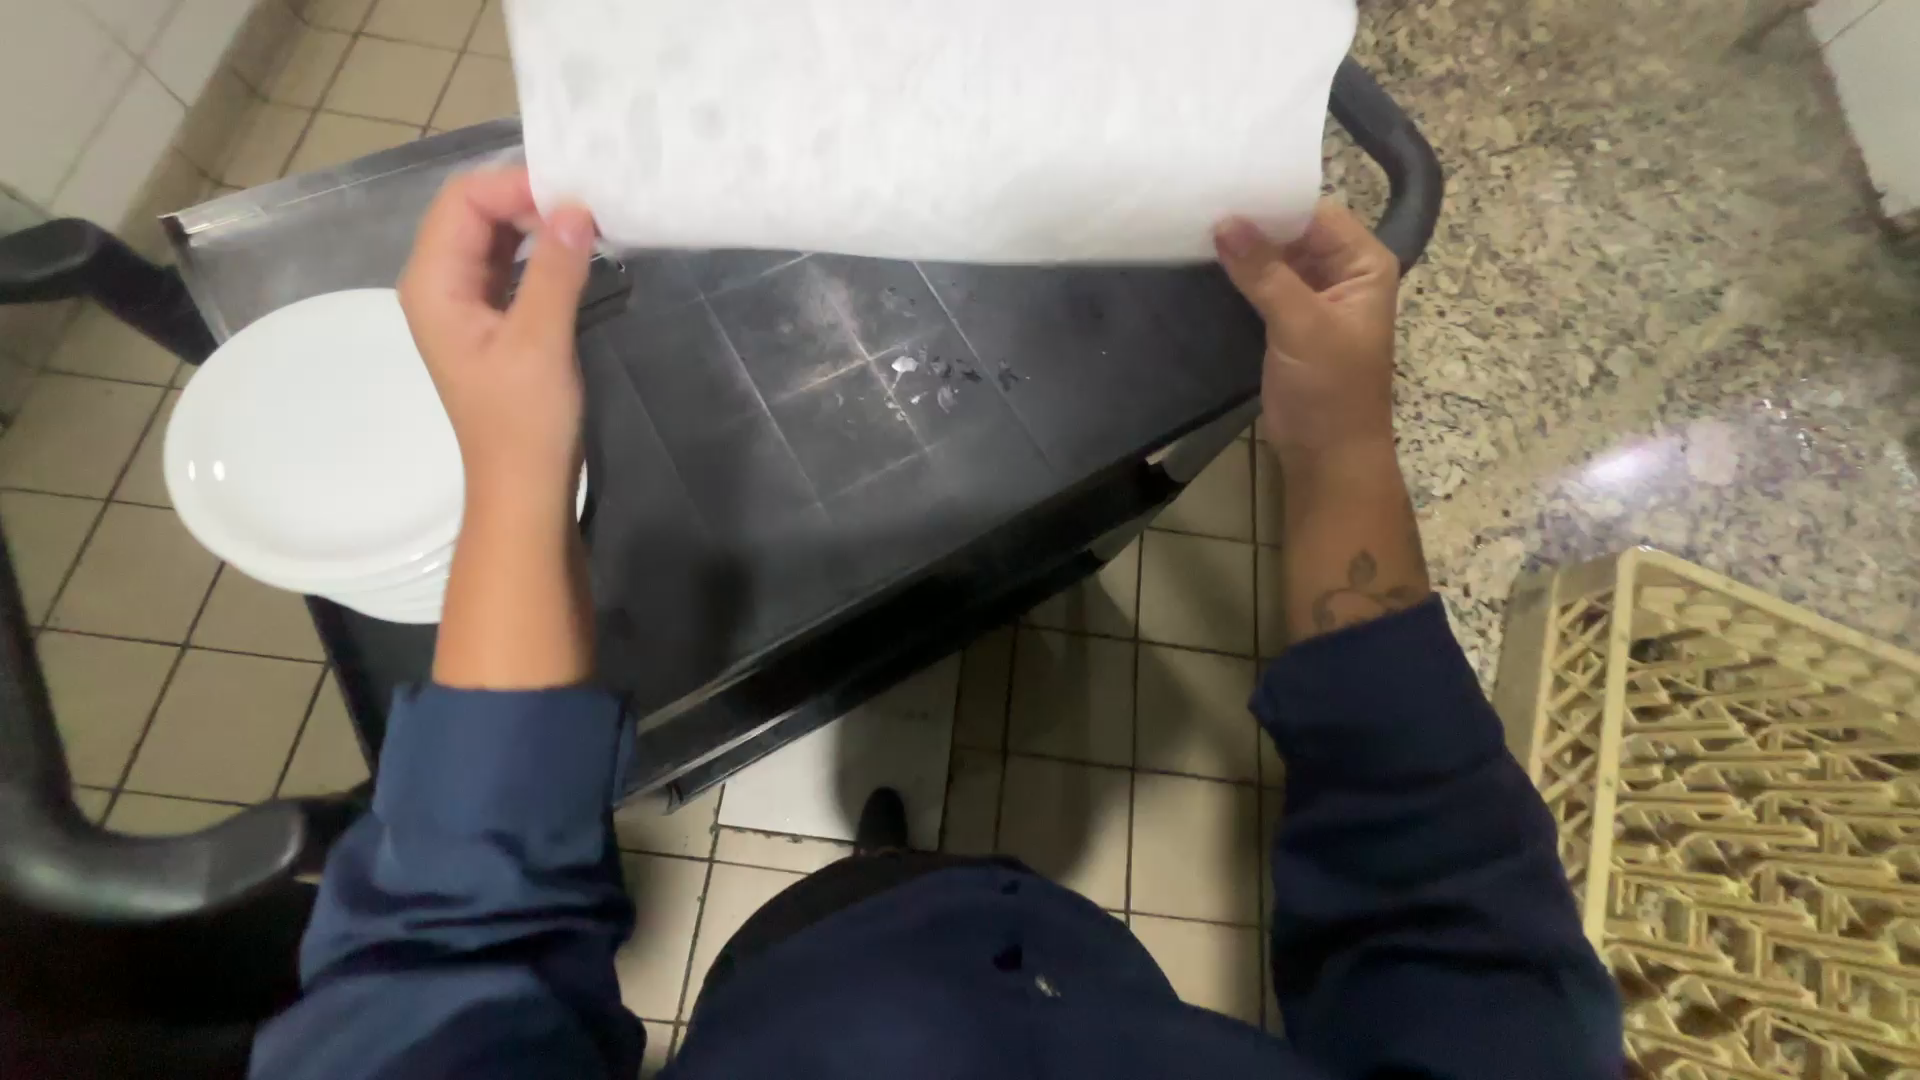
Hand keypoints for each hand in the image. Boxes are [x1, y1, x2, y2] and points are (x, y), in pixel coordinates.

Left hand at [397, 166, 595, 511]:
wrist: (524, 485)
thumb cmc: (525, 420)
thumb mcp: (541, 341)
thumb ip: (557, 272)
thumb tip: (577, 210)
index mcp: (434, 283)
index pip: (463, 203)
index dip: (514, 187)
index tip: (576, 195)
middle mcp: (442, 285)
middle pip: (475, 216)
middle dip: (528, 202)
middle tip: (590, 206)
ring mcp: (468, 306)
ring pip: (497, 243)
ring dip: (539, 229)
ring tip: (591, 226)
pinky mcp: (496, 326)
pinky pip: (514, 273)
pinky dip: (544, 259)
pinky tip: (578, 258)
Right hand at [1213, 201, 1399, 459]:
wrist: (1326, 454)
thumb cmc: (1329, 389)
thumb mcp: (1300, 324)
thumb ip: (1264, 273)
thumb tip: (1224, 223)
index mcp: (1363, 264)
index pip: (1316, 215)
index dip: (1274, 204)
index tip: (1225, 191)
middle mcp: (1341, 274)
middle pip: (1294, 234)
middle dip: (1254, 225)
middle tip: (1202, 205)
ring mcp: (1312, 300)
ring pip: (1275, 261)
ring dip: (1243, 252)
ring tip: (1197, 229)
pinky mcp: (1286, 324)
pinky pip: (1262, 288)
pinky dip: (1239, 278)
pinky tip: (1208, 266)